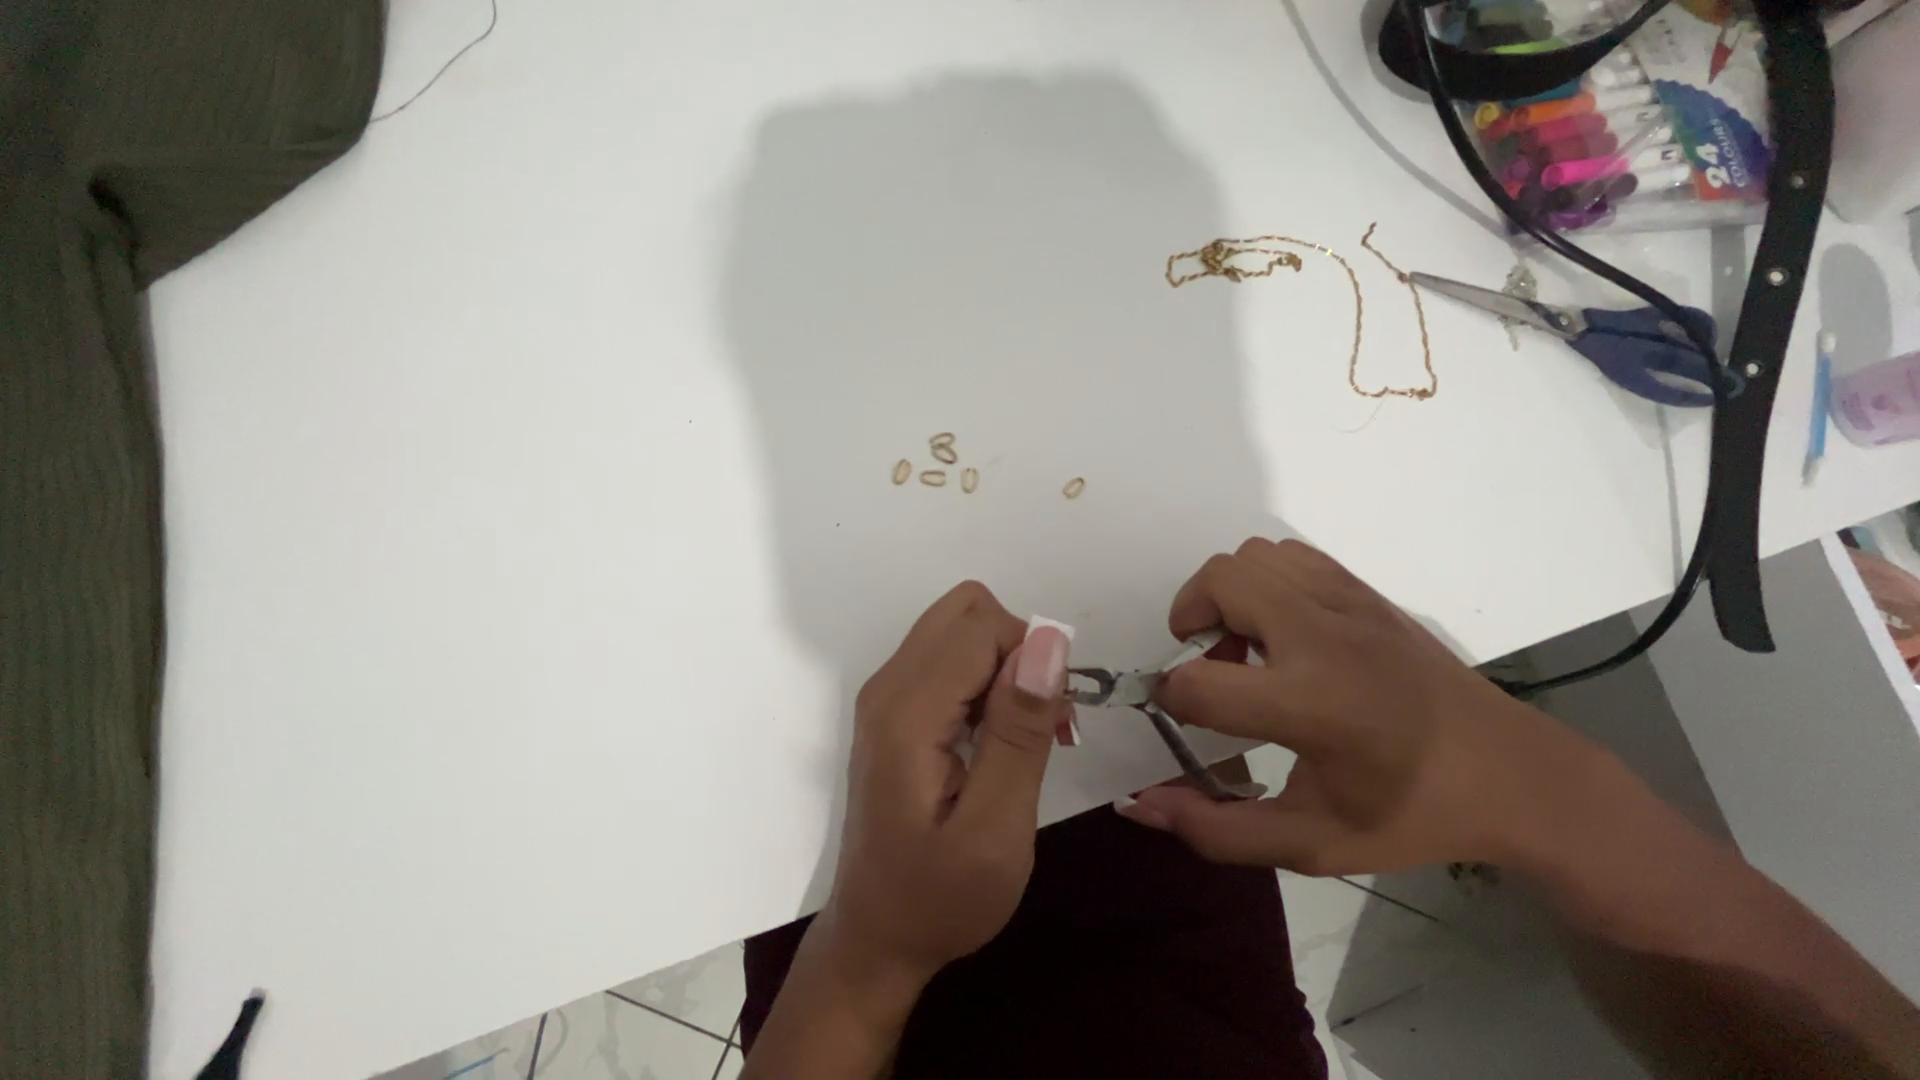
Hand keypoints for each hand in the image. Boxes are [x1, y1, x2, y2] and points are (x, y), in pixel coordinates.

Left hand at [811, 581, 1073, 994]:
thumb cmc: (940, 898)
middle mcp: (887, 687)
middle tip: (1044, 723)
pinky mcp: (893, 712)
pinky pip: (948, 661)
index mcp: (907, 713)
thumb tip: (1048, 642)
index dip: (1034, 658)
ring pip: (959, 630)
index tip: (1058, 722)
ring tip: (1033, 737)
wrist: (877, 938)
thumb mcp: (996, 829)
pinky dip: (988, 682)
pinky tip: (1004, 740)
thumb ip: (1020, 733)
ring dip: (1008, 667)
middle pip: (966, 612)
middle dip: (1021, 651)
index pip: (981, 627)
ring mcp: (885, 697)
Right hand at [1114, 538, 1604, 876]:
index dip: (1171, 698)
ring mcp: (1349, 605)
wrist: (1513, 774)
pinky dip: (1265, 580)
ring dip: (1227, 594)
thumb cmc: (1411, 816)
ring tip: (1244, 645)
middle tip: (1204, 662)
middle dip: (1189, 618)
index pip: (1200, 683)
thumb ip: (1215, 829)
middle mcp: (1325, 640)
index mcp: (1312, 707)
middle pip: (1220, 581)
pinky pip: (1292, 556)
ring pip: (1254, 557)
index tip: (1182, 717)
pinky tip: (1282, 631)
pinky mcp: (1367, 593)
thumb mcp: (1310, 844)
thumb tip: (1138, 805)